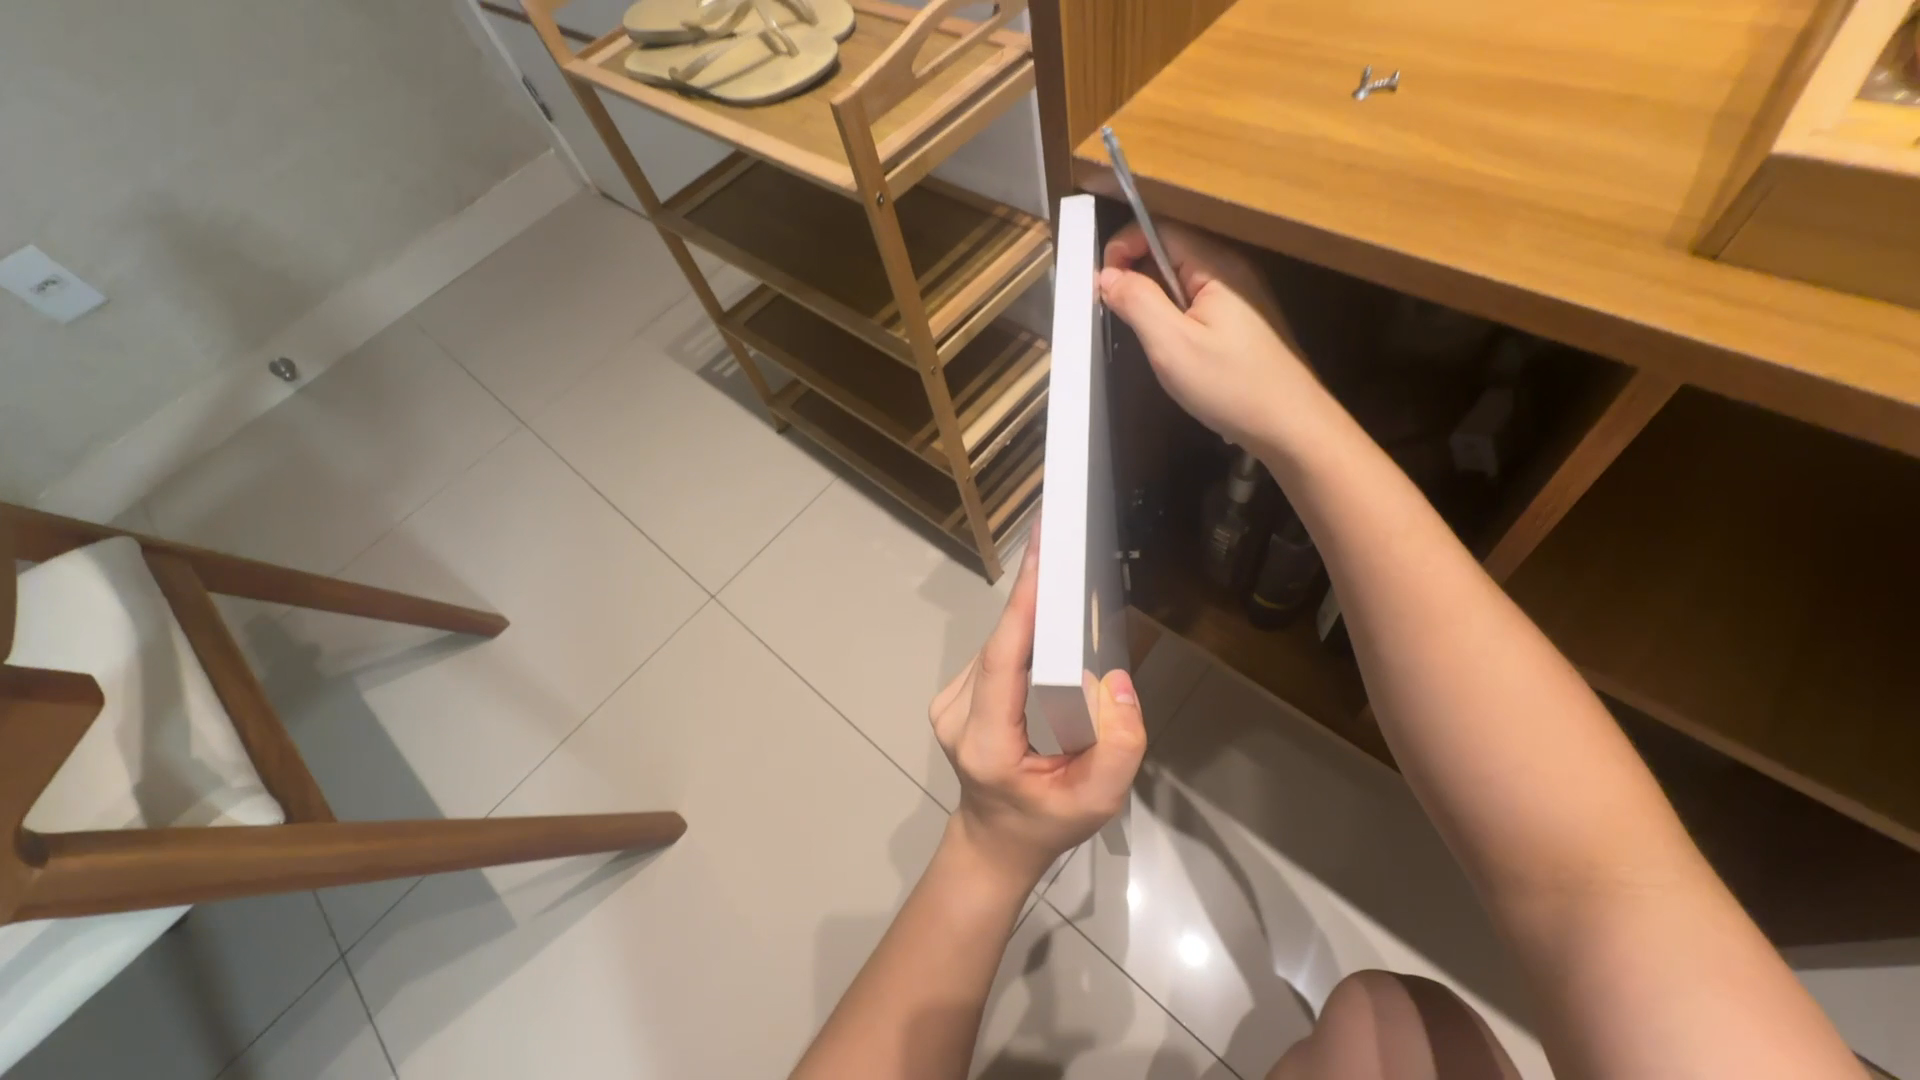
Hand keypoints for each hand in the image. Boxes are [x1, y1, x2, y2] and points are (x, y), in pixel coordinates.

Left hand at [930, 528, 1145, 881]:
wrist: (995, 841)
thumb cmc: (1047, 823)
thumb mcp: (1098, 802)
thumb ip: (1119, 746)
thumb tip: (1114, 678)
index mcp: (985, 742)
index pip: (1001, 662)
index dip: (1021, 607)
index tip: (1041, 556)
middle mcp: (956, 714)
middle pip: (999, 645)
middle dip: (1032, 597)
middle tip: (1061, 546)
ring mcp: (949, 703)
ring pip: (996, 646)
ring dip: (1029, 616)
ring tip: (1062, 579)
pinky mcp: (954, 695)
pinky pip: (995, 654)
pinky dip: (1022, 634)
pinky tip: (1046, 621)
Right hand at [1098, 222, 1338, 456]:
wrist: (1291, 427)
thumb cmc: (1231, 386)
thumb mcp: (1172, 345)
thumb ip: (1137, 302)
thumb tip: (1108, 274)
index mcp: (1216, 266)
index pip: (1160, 229)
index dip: (1123, 246)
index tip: (1100, 283)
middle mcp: (1231, 271)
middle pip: (1171, 251)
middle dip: (1135, 274)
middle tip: (1113, 311)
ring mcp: (1240, 298)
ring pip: (1181, 281)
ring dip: (1153, 299)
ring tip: (1138, 333)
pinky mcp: (1242, 323)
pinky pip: (1196, 304)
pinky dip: (1173, 317)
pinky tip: (1168, 348)